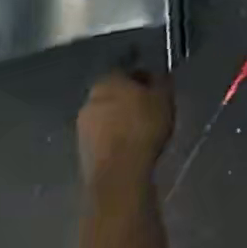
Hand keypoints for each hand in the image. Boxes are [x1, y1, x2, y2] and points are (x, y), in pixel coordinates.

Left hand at [76, 70, 174, 186]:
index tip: (157, 92)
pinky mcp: (82, 153)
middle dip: (129, 101)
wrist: (120, 175)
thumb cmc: (143, 128)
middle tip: (148, 112)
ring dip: (119, 122)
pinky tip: (129, 150)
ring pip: (106, 118)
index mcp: (108, 80)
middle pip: (114, 95)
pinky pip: (103, 140)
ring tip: (140, 134)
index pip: (128, 72)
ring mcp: (82, 128)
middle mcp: (90, 99)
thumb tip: (160, 76)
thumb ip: (162, 82)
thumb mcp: (164, 98)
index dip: (145, 81)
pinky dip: (114, 141)